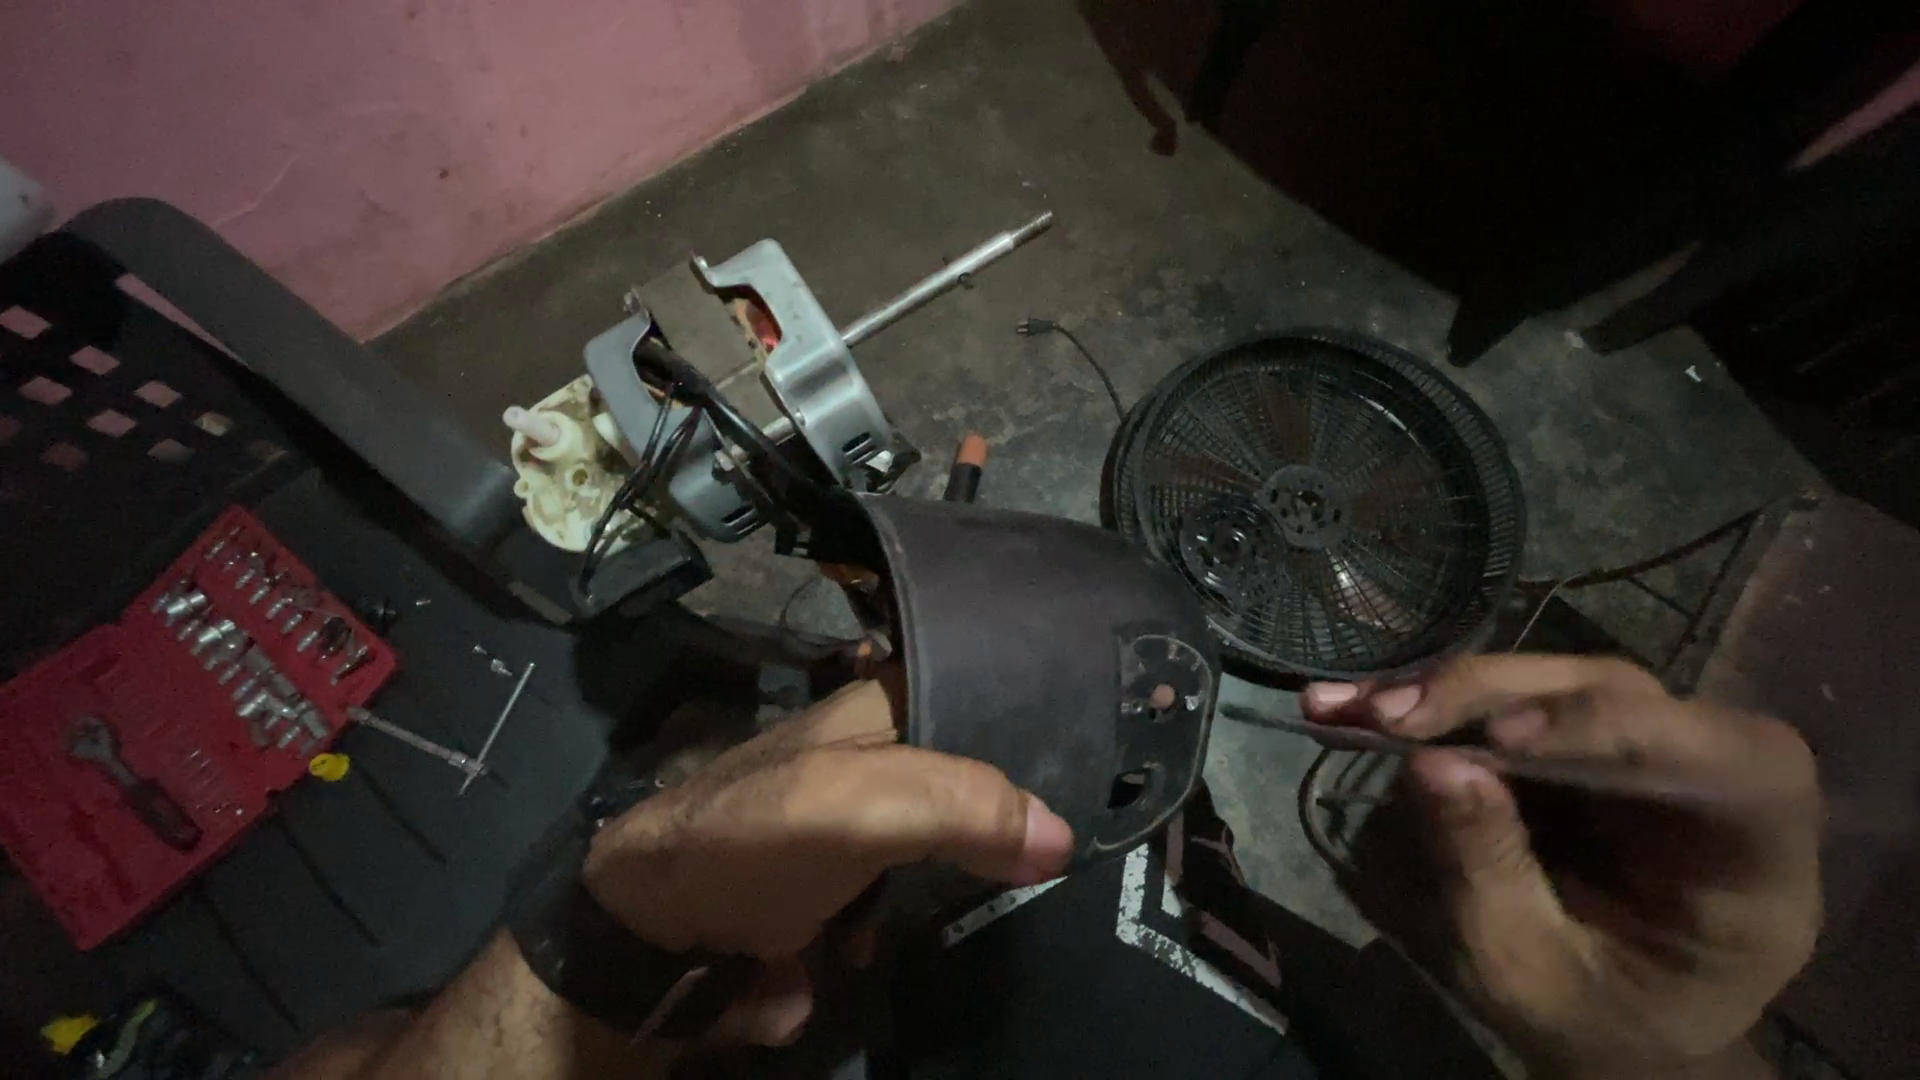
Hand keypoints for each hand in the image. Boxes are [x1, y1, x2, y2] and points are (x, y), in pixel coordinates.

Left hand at [581, 679, 1073, 1041]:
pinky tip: (882, 936)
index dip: (1039, 741)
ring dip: (963, 875)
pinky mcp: (844, 860)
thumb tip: (1062, 836)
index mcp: (888, 701)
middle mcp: (880, 742)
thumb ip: (959, 807)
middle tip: (1041, 865)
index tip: (1080, 795)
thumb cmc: (753, 839)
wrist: (649, 924)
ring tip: (974, 906)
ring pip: (950, 829)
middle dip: (1005, 822)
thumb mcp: (857, 807)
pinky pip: (909, 878)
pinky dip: (911, 909)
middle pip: (974, 773)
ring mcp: (860, 804)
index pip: (991, 700)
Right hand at [1305, 655, 1819, 1078]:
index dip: (1623, 728)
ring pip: (1537, 680)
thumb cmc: (1583, 1014)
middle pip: (1608, 692)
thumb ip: (1487, 870)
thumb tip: (1428, 762)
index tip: (1501, 737)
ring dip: (1434, 689)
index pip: (1736, 761)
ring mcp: (1615, 749)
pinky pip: (1483, 699)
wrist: (1587, 1015)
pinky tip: (1340, 705)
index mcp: (1744, 862)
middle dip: (1486, 694)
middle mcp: (1689, 780)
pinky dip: (1410, 700)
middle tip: (1385, 716)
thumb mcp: (1526, 968)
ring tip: (1342, 707)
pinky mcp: (1548, 738)